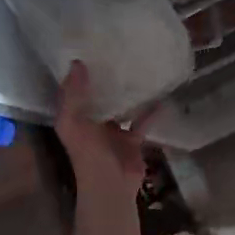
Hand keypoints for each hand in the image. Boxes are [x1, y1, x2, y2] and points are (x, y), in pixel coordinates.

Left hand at [54, 61, 147, 204]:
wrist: (111, 186)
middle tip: (117, 50)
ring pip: (120, 107)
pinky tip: (162, 96)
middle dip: (105, 78)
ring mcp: (112, 133)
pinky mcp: (131, 141)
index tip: (86, 47)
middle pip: (97, 96)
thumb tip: (77, 63)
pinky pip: (142, 122)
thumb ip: (73, 95)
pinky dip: (151, 111)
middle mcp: (91, 123)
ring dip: (128, 93)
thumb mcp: (73, 123)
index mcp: (73, 118)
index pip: (72, 90)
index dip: (77, 72)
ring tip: (140, 67)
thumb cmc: (89, 154)